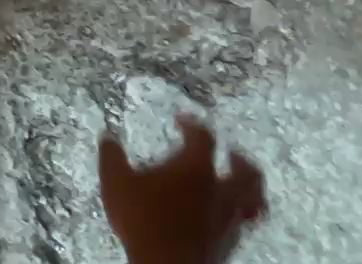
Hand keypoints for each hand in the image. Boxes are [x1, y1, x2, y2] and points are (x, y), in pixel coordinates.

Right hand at [98, 116, 265, 263]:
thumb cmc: (142, 218)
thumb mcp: (115, 179)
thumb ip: (112, 154)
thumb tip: (108, 136)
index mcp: (194, 170)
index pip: (203, 138)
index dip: (193, 124)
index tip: (182, 119)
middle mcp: (219, 192)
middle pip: (247, 173)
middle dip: (241, 159)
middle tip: (233, 151)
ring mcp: (228, 220)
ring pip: (252, 201)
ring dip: (248, 188)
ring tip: (238, 182)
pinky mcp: (229, 242)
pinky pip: (242, 220)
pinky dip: (235, 209)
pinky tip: (219, 211)